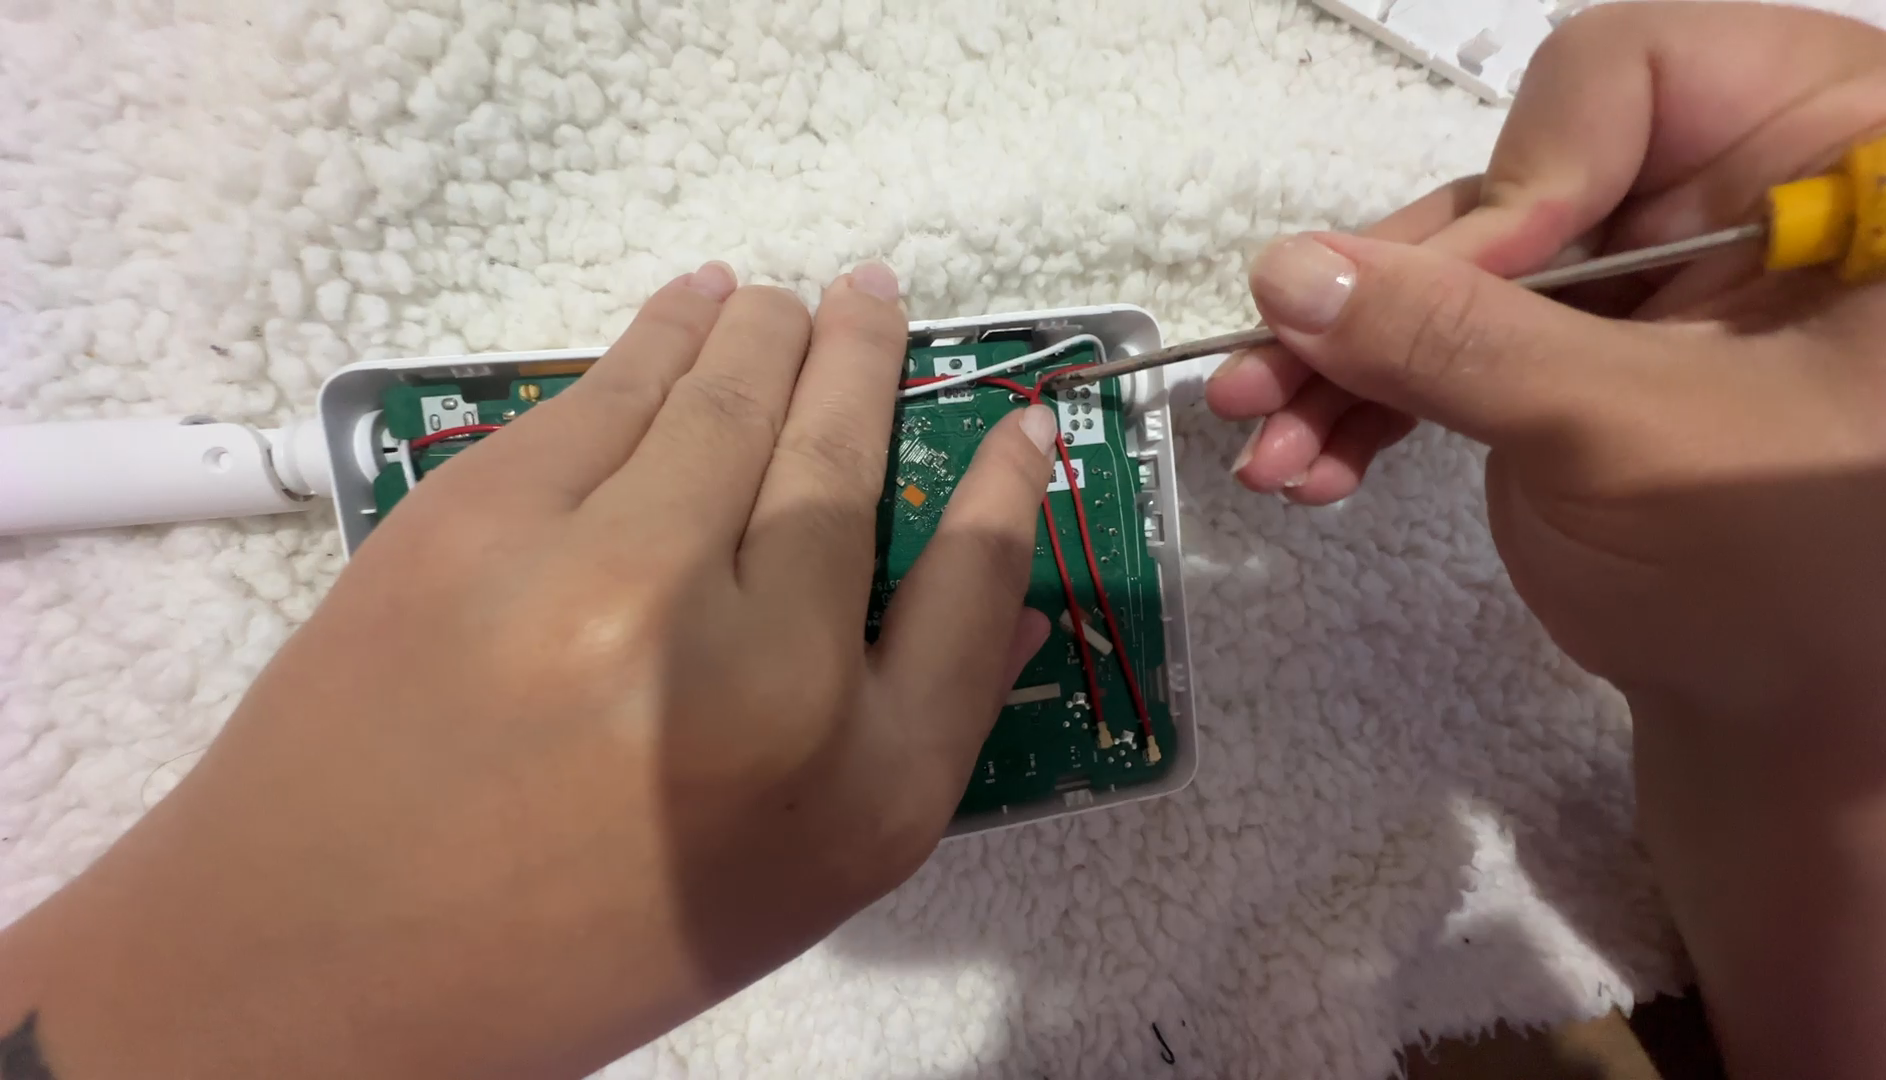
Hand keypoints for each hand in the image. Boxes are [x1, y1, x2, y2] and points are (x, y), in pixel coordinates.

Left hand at [0, 262, 1059, 1077]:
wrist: (343, 966)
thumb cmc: (632, 919)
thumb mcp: (833, 856)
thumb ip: (935, 715)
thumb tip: (1020, 600)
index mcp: (853, 770)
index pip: (969, 576)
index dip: (1008, 488)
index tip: (1023, 424)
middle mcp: (747, 657)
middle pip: (838, 456)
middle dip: (865, 357)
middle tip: (874, 294)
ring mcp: (599, 576)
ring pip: (722, 399)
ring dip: (769, 327)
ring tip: (790, 296)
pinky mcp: (471, 526)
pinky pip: (604, 395)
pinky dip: (664, 329)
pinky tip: (696, 299)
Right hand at [1210, 5, 1885, 1075]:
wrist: (1826, 720)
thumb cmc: (1808, 591)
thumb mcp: (1620, 446)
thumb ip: (1449, 336)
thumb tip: (1289, 265)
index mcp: (1875, 156)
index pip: (1644, 67)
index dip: (1530, 172)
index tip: (1466, 292)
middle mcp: (1758, 198)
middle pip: (1513, 191)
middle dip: (1386, 299)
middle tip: (1277, 384)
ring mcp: (1647, 292)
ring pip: (1454, 286)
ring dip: (1343, 368)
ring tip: (1259, 442)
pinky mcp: (1577, 366)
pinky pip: (1446, 352)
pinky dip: (1371, 404)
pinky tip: (1304, 455)